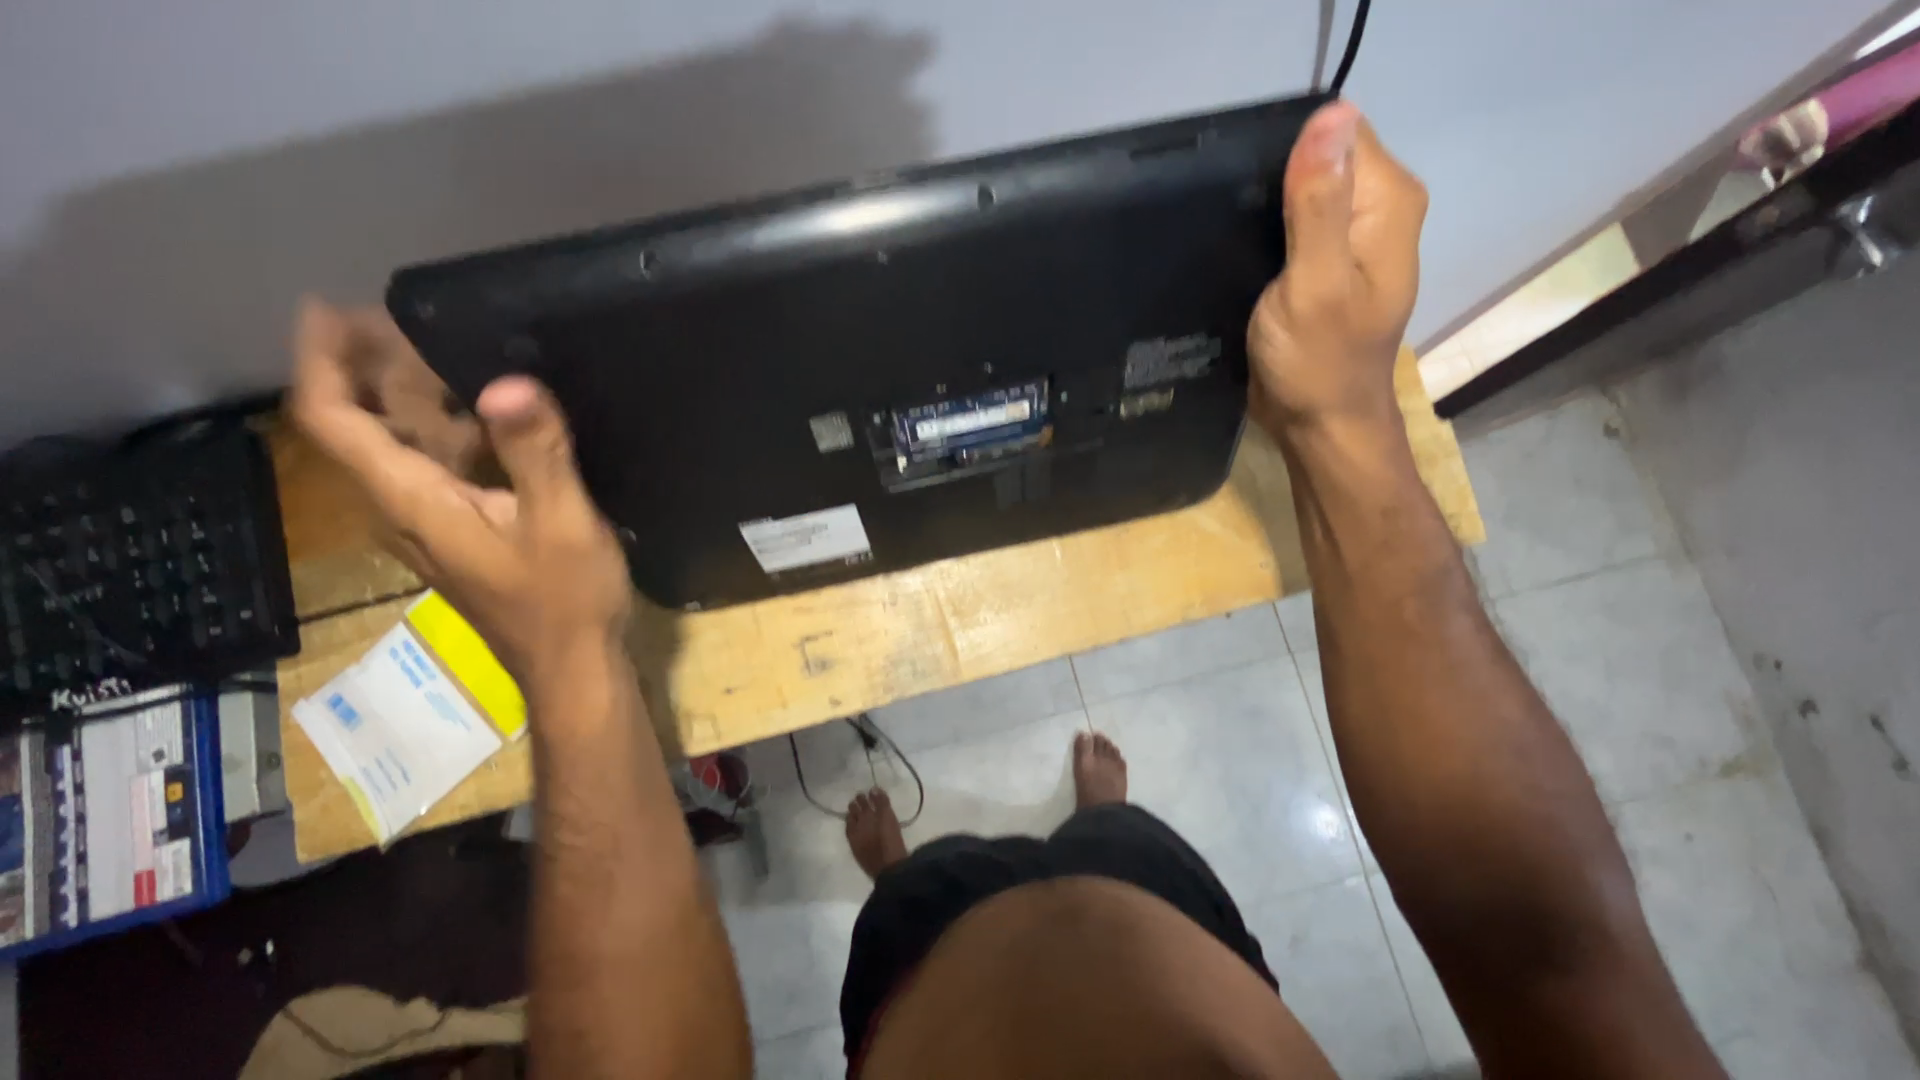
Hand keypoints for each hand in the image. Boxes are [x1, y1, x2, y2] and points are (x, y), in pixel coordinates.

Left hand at [290, 297, 631, 685]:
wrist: (573, 669)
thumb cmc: (565, 602)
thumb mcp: (562, 525)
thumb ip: (536, 454)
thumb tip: (508, 384)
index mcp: (414, 500)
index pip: (335, 421)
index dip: (321, 360)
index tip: (331, 308)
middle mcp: (403, 509)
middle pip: (358, 426)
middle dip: (369, 366)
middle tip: (414, 319)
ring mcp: (428, 525)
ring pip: (395, 446)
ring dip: (410, 395)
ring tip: (456, 350)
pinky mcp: (455, 534)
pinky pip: (429, 466)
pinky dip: (444, 429)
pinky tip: (491, 413)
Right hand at [1247, 100, 1427, 432]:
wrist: (1319, 425)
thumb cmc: (1318, 362)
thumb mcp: (1313, 283)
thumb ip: (1318, 205)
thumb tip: (1329, 116)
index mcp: (1388, 204)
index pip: (1340, 134)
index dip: (1290, 150)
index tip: (1246, 191)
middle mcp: (1378, 210)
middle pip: (1321, 158)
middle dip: (1274, 177)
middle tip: (1229, 219)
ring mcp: (1351, 238)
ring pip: (1302, 190)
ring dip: (1264, 206)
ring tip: (1228, 234)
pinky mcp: (1323, 263)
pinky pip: (1292, 223)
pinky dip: (1266, 231)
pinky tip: (1239, 251)